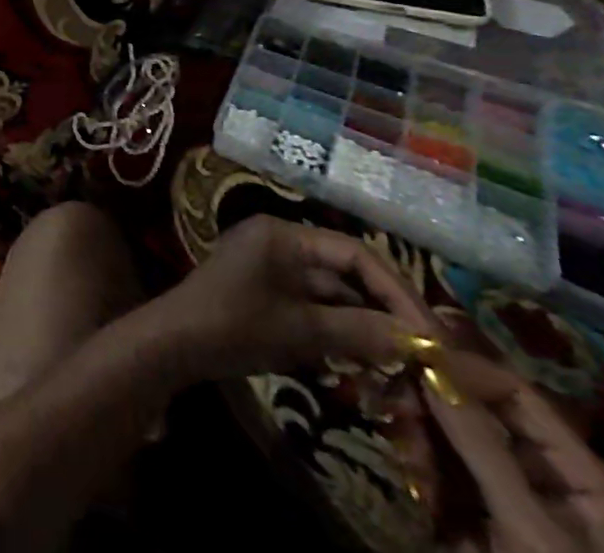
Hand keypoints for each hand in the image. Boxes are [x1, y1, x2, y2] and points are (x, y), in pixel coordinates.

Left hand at [155, 216, 440, 382]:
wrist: (171, 345)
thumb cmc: (232, 325)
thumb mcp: (301, 329)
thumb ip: (361, 330)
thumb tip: (420, 342)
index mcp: (282, 236)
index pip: (356, 254)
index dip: (398, 293)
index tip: (432, 335)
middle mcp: (277, 245)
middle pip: (346, 275)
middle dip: (383, 315)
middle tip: (423, 357)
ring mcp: (269, 271)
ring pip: (332, 297)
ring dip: (363, 330)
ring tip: (398, 368)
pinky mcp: (264, 297)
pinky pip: (311, 311)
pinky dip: (335, 335)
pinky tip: (360, 366)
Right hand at [422, 353, 603, 552]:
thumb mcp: (528, 525)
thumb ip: (483, 447)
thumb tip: (434, 367)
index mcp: (584, 482)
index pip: (520, 398)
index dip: (467, 370)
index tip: (412, 356)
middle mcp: (544, 480)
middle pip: (477, 414)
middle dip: (432, 407)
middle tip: (393, 403)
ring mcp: (504, 499)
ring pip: (448, 439)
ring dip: (418, 437)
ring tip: (403, 455)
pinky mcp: (468, 516)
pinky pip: (436, 471)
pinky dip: (416, 467)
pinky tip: (410, 481)